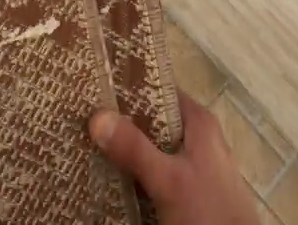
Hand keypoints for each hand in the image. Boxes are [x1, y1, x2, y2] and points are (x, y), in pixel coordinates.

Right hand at [90, 94, 260, 224]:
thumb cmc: (207, 211)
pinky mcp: (191, 191)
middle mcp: (199, 138)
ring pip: (154, 148)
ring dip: (130, 149)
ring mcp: (196, 166)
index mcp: (199, 122)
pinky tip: (118, 178)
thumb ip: (134, 148)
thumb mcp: (168, 179)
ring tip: (96, 147)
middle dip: (124, 122)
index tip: (98, 87)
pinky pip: (159, 172)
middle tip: (90, 120)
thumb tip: (96, 116)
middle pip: (154, 120)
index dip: (130, 86)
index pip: (159, 88)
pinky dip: (140, 172)